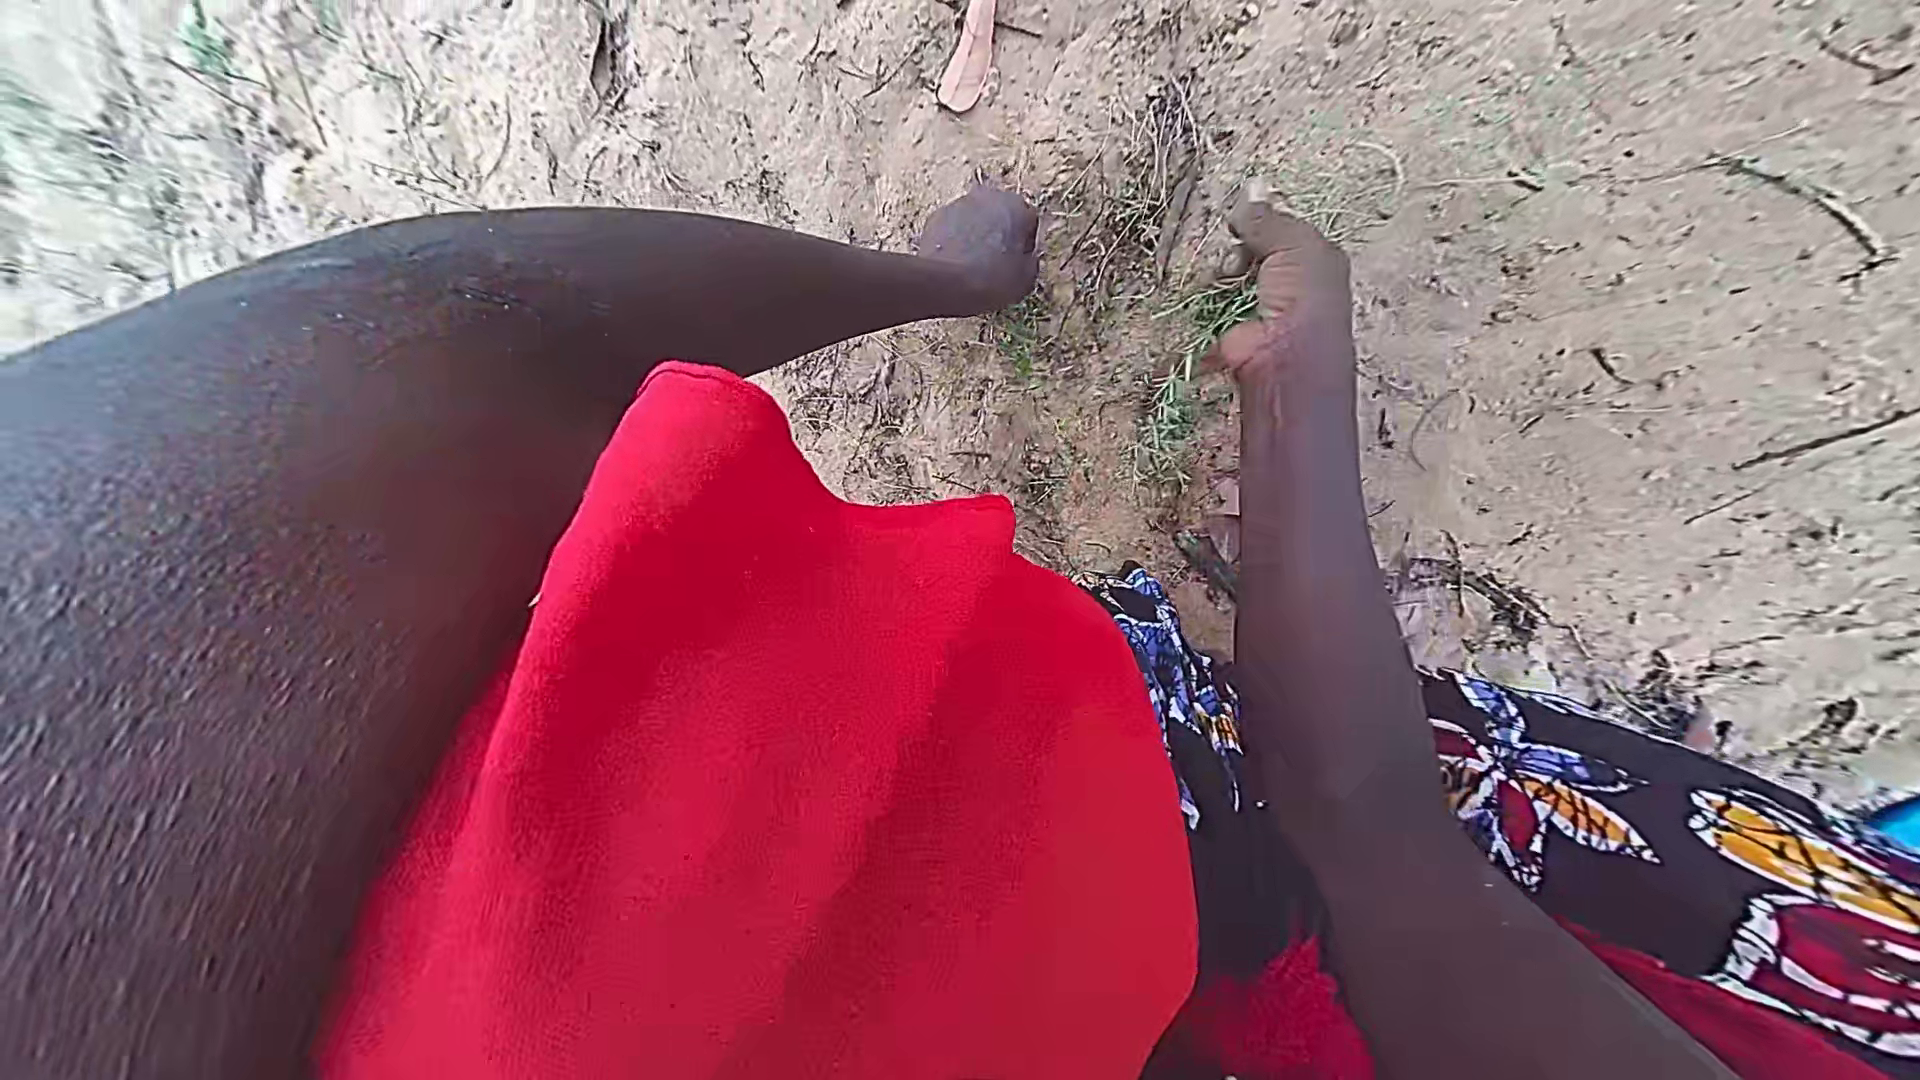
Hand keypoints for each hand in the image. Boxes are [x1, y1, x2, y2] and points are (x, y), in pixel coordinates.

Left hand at [914, 184, 1040, 311]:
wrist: (946, 283)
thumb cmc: (992, 280)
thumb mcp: (1025, 280)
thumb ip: (1031, 261)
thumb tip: (1026, 258)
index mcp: (1018, 207)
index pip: (1029, 223)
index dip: (1025, 246)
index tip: (1017, 266)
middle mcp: (990, 196)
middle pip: (1000, 216)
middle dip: (999, 236)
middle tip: (996, 266)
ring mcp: (960, 203)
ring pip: (975, 221)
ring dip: (976, 237)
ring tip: (972, 268)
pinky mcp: (937, 216)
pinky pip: (952, 229)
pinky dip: (954, 242)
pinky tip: (954, 265)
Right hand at [1205, 196, 1352, 384]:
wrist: (1284, 353)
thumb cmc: (1302, 295)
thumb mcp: (1295, 244)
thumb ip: (1268, 221)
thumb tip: (1246, 198)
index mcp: (1310, 261)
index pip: (1279, 233)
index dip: (1259, 225)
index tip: (1240, 221)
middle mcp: (1285, 285)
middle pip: (1250, 255)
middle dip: (1238, 251)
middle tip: (1236, 257)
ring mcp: (1256, 310)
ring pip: (1228, 279)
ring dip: (1221, 275)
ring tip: (1224, 277)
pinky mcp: (1230, 332)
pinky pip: (1212, 309)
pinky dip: (1206, 301)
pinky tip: (1210, 295)